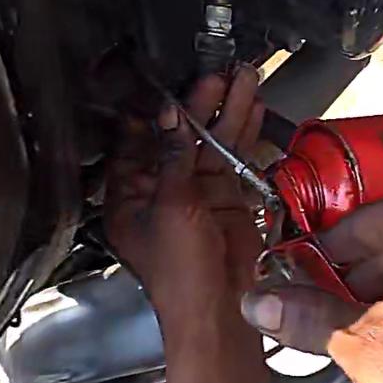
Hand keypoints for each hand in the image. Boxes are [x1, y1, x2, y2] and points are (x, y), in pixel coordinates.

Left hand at [105, 68, 267, 320]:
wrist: (220, 306)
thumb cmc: (179, 273)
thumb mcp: (170, 207)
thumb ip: (174, 156)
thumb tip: (170, 116)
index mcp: (129, 194)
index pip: (137, 140)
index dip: (153, 111)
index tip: (168, 82)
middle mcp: (160, 188)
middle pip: (179, 134)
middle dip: (199, 103)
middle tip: (216, 76)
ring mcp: (195, 190)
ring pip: (211, 140)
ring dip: (228, 110)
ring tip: (242, 80)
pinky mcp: (225, 195)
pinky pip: (234, 156)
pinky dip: (245, 132)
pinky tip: (253, 108)